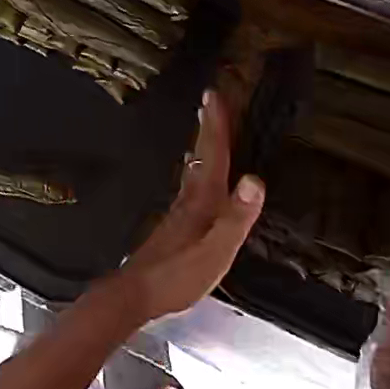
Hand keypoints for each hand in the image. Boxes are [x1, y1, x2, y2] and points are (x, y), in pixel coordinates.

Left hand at [85, 88, 265, 327]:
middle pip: (202, 156)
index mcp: (202, 203)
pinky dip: (196, 170)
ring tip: (205, 129)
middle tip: (210, 99)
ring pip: (194, 169)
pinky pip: (190, 185)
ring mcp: (179, 212)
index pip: (212, 156)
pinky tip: (194, 177)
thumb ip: (236, 218)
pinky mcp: (174, 225)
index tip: (214, 95)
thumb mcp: (216, 252)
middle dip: (208, 127)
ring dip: (202, 146)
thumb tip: (254, 179)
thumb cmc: (177, 276)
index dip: (215, 126)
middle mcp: (189, 200)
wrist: (135, 293)